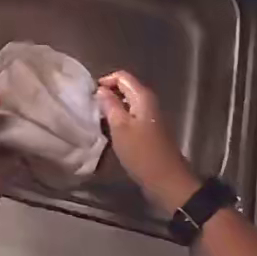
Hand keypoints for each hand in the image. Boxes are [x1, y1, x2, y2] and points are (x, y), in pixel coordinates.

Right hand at [96, 71, 200, 211]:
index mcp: (143, 96)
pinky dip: (119, 119)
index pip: (122, 76)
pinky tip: (110, 131)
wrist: (166, 179)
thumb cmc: (141, 152)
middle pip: (125, 88)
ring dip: (113, 108)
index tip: (90, 95)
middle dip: (108, 94)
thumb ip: (110, 105)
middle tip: (91, 107)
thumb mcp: (120, 127)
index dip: (105, 81)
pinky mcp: (149, 130)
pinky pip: (131, 117)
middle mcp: (148, 102)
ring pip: (127, 104)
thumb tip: (101, 90)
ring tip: (97, 119)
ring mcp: (149, 117)